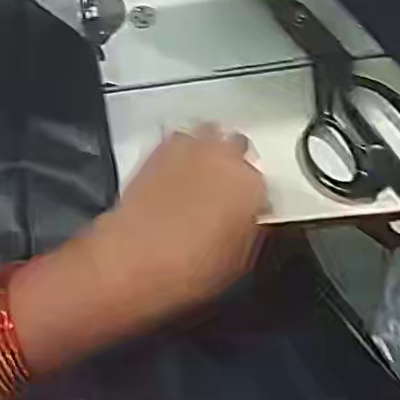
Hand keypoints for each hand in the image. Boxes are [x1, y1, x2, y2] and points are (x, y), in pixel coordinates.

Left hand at [84, 125, 267, 323]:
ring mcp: (187, 148)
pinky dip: (179, 151)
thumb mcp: (240, 259)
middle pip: (236, 146)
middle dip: (233, 162)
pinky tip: (174, 172)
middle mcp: (221, 156)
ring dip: (206, 149)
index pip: (262, 180)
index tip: (246, 207)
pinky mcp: (155, 149)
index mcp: (250, 183)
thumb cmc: (190, 265)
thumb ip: (251, 228)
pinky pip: (176, 140)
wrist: (137, 254)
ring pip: (206, 134)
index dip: (253, 195)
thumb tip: (250, 220)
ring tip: (200, 172)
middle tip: (224, 187)